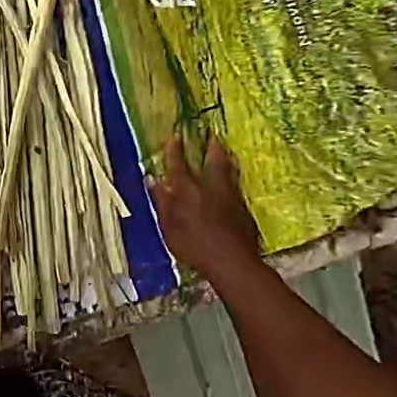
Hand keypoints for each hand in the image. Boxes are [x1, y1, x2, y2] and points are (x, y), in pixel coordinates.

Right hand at [149, 135, 262, 277]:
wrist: (232, 262)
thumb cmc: (193, 246)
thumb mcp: (169, 227)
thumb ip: (162, 202)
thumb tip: (152, 180)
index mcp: (187, 191)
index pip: (178, 165)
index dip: (174, 150)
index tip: (175, 136)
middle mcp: (210, 187)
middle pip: (212, 161)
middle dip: (210, 146)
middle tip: (212, 134)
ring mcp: (230, 196)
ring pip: (229, 170)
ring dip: (225, 158)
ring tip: (225, 150)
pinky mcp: (243, 208)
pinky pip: (236, 184)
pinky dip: (233, 176)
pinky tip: (232, 179)